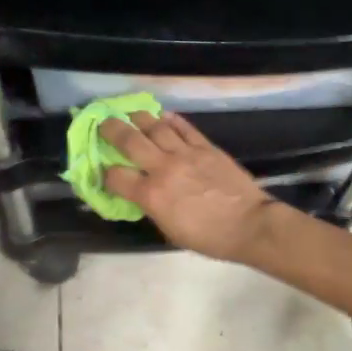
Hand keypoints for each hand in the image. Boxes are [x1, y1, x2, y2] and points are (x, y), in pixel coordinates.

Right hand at [100, 112, 278, 260]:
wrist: (248, 223)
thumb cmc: (208, 237)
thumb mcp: (170, 230)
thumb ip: (152, 207)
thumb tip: (141, 194)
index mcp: (151, 195)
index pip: (116, 176)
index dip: (105, 173)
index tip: (103, 169)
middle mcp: (164, 168)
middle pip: (131, 141)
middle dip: (112, 129)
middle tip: (104, 122)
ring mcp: (187, 153)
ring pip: (157, 127)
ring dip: (141, 117)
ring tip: (131, 113)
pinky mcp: (207, 147)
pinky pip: (185, 128)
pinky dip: (172, 120)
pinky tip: (163, 116)